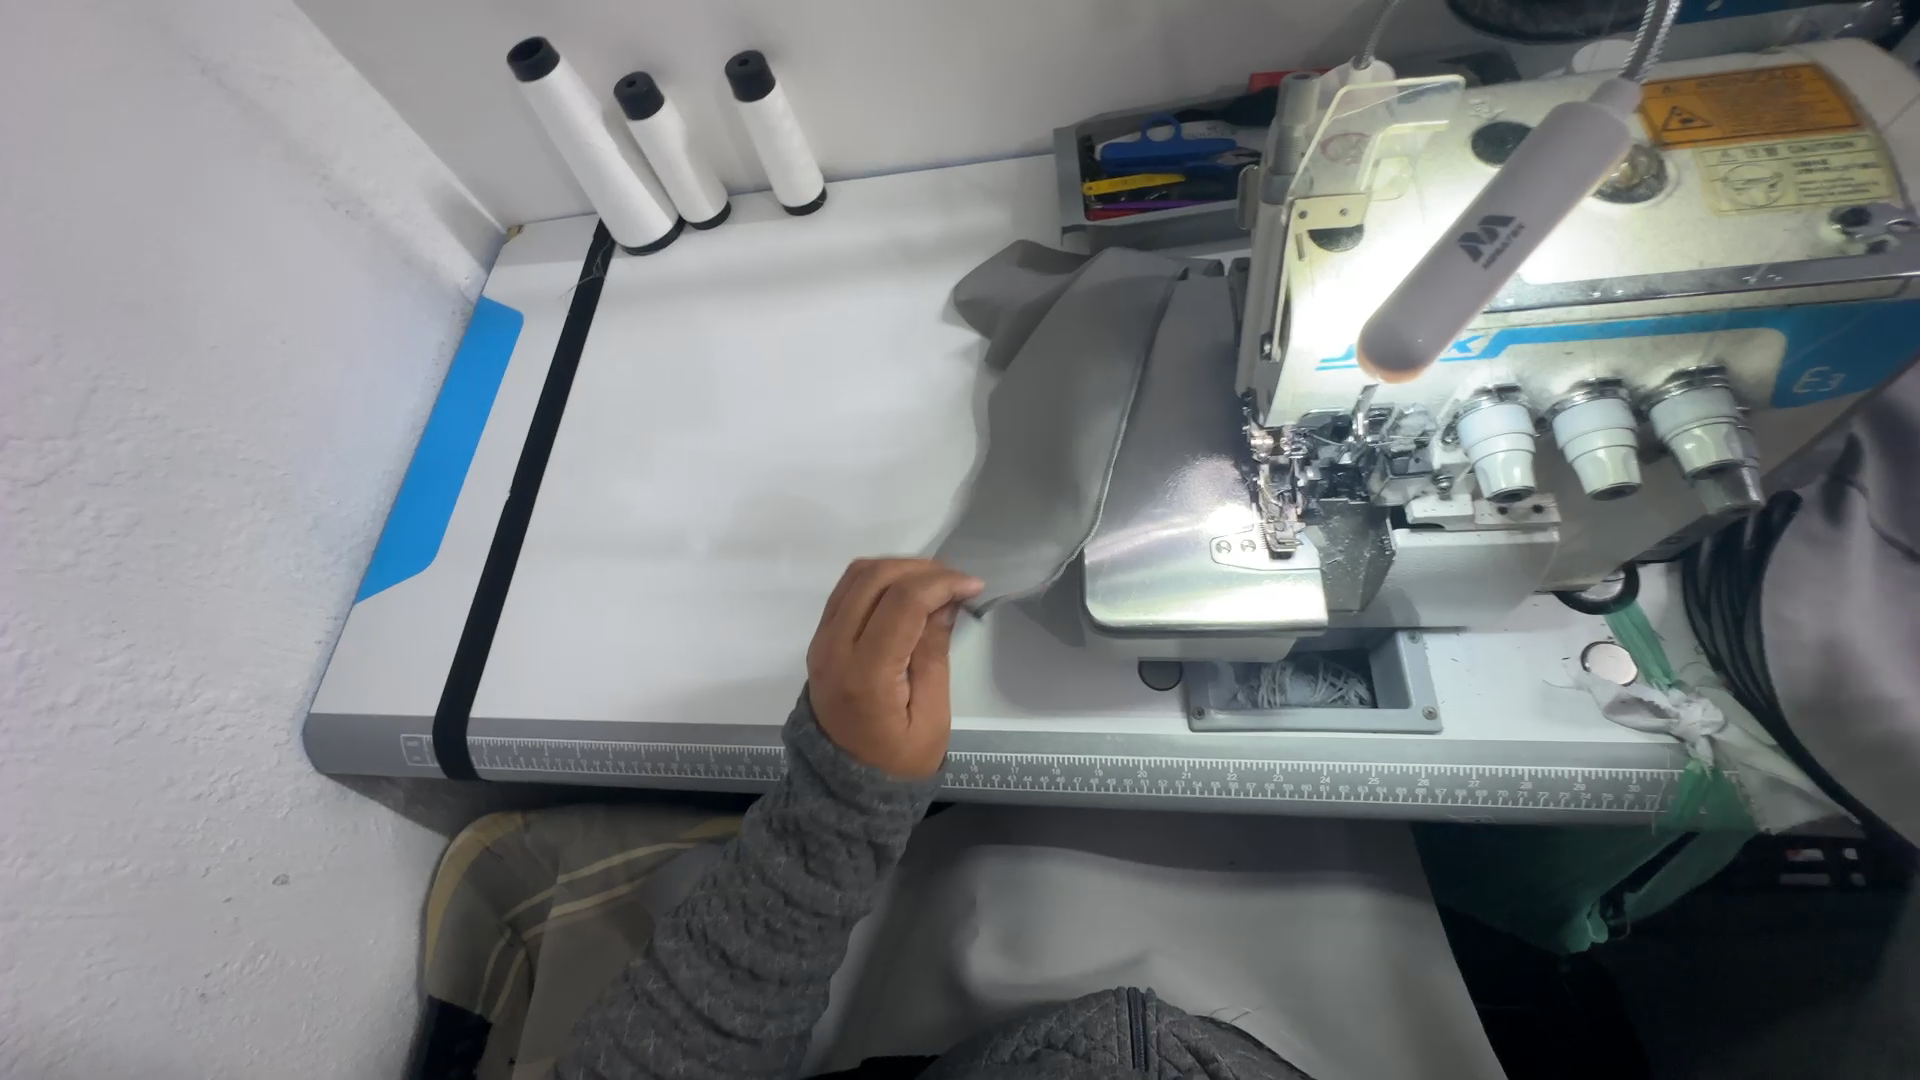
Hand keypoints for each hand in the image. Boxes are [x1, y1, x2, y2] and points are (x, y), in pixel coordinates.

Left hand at [804, 559, 984, 777]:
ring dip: (899, 569)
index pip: (902, 603)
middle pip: (876, 578)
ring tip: (935, 584)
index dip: (941, 584)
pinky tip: (907, 592)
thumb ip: (934, 652)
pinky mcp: (820, 639)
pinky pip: (846, 590)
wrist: (844, 787)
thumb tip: (946, 601)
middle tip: (956, 582)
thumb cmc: (898, 761)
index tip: (973, 586)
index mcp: (865, 676)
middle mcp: (834, 649)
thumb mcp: (931, 717)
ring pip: (857, 575)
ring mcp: (821, 641)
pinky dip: (878, 579)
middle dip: (922, 570)